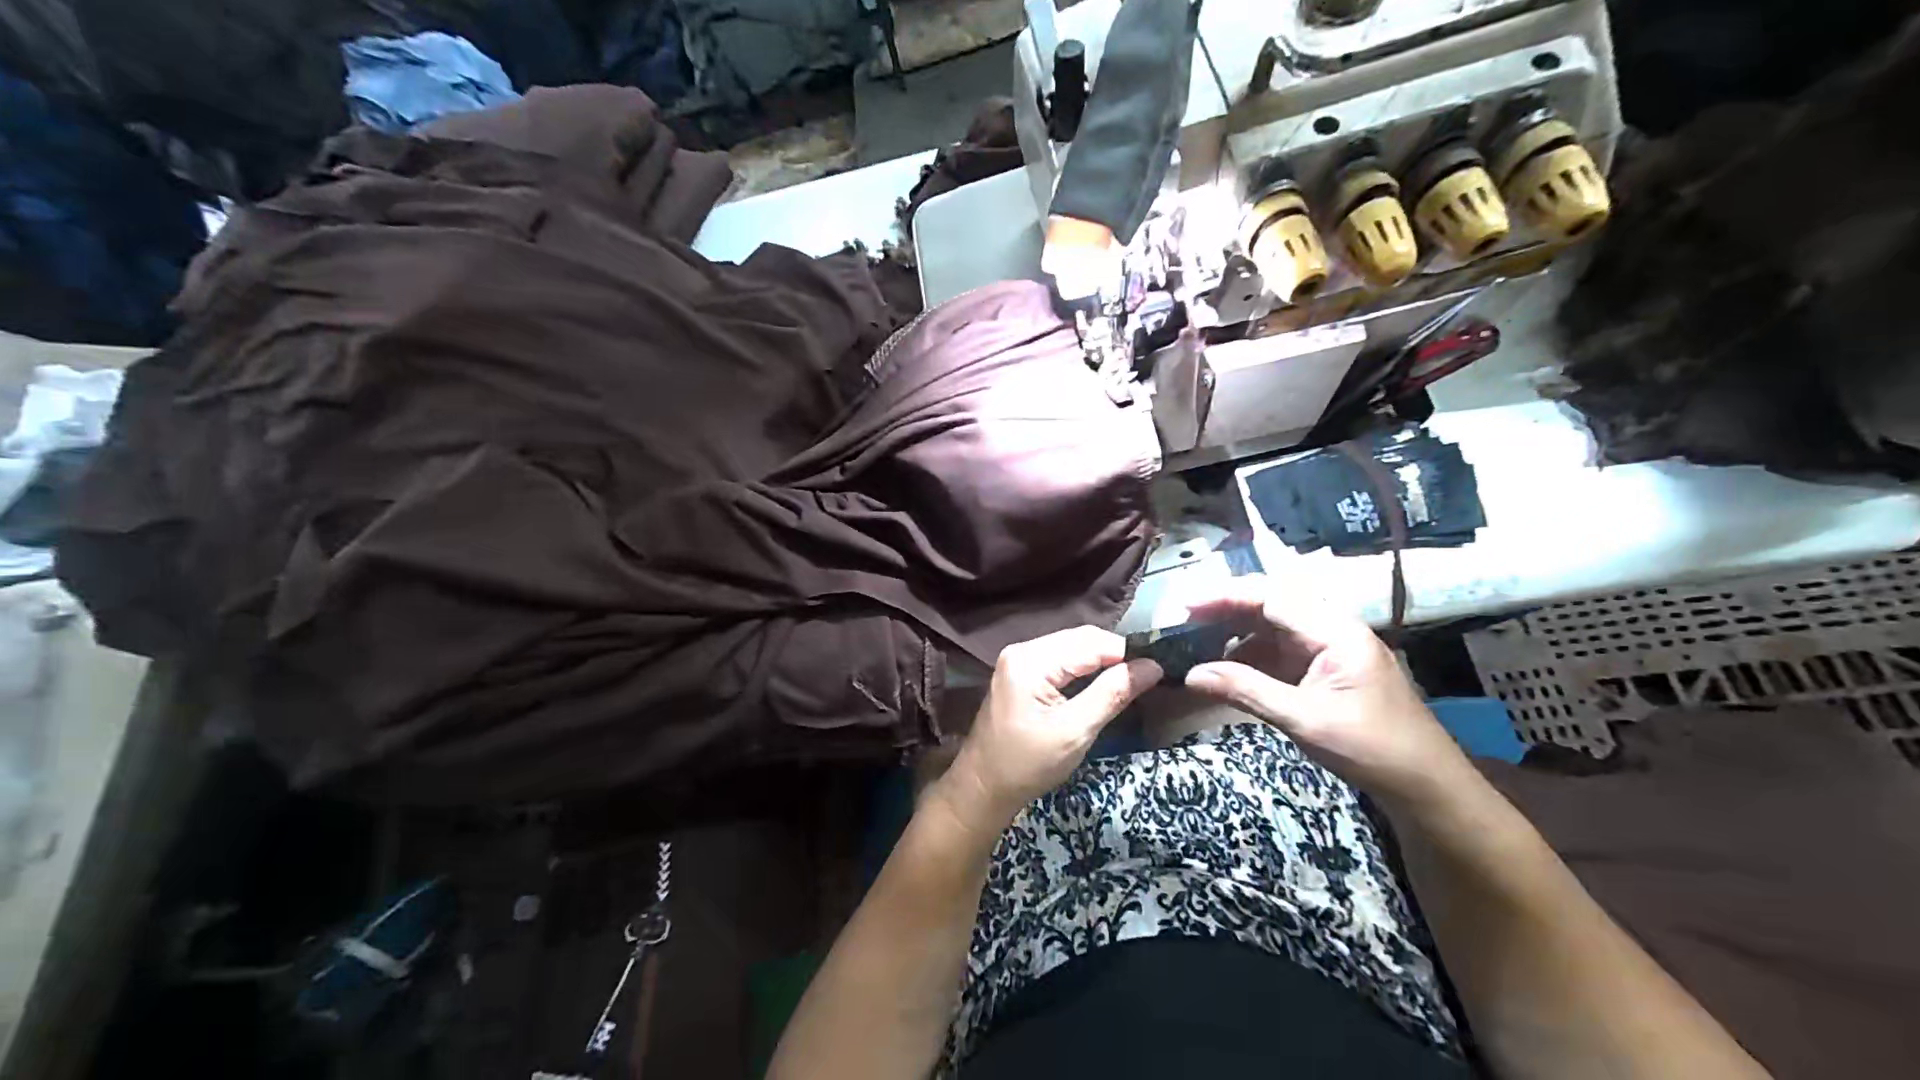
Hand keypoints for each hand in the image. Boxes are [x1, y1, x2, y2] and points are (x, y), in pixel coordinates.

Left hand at [937, 626, 1160, 829]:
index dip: (1127, 653)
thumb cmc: (1027, 764)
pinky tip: (1102, 685)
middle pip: (1081, 639)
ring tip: (1131, 682)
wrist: (982, 787)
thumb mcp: (1075, 731)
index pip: (1091, 642)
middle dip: (1115, 656)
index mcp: (1031, 660)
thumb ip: (1113, 694)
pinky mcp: (1022, 673)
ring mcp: (1020, 660)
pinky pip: (1062, 660)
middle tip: (1147, 678)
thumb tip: (1153, 666)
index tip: (1159, 671)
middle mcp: (1023, 650)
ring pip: (1074, 648)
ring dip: (1102, 662)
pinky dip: (1085, 670)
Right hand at [1182, 577, 1475, 811]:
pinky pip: (1280, 650)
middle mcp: (1333, 630)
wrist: (1425, 785)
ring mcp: (1329, 649)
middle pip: (1272, 603)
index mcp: (1336, 632)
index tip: (1187, 608)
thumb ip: (1246, 691)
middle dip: (1227, 609)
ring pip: (1273, 626)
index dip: (1226, 598)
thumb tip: (1191, 674)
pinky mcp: (1324, 668)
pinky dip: (1250, 655)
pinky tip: (1227, 668)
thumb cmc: (1371, 749)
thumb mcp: (1304, 720)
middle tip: (1186, 620)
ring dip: (1236, 632)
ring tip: (1198, 643)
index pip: (1273, 597)